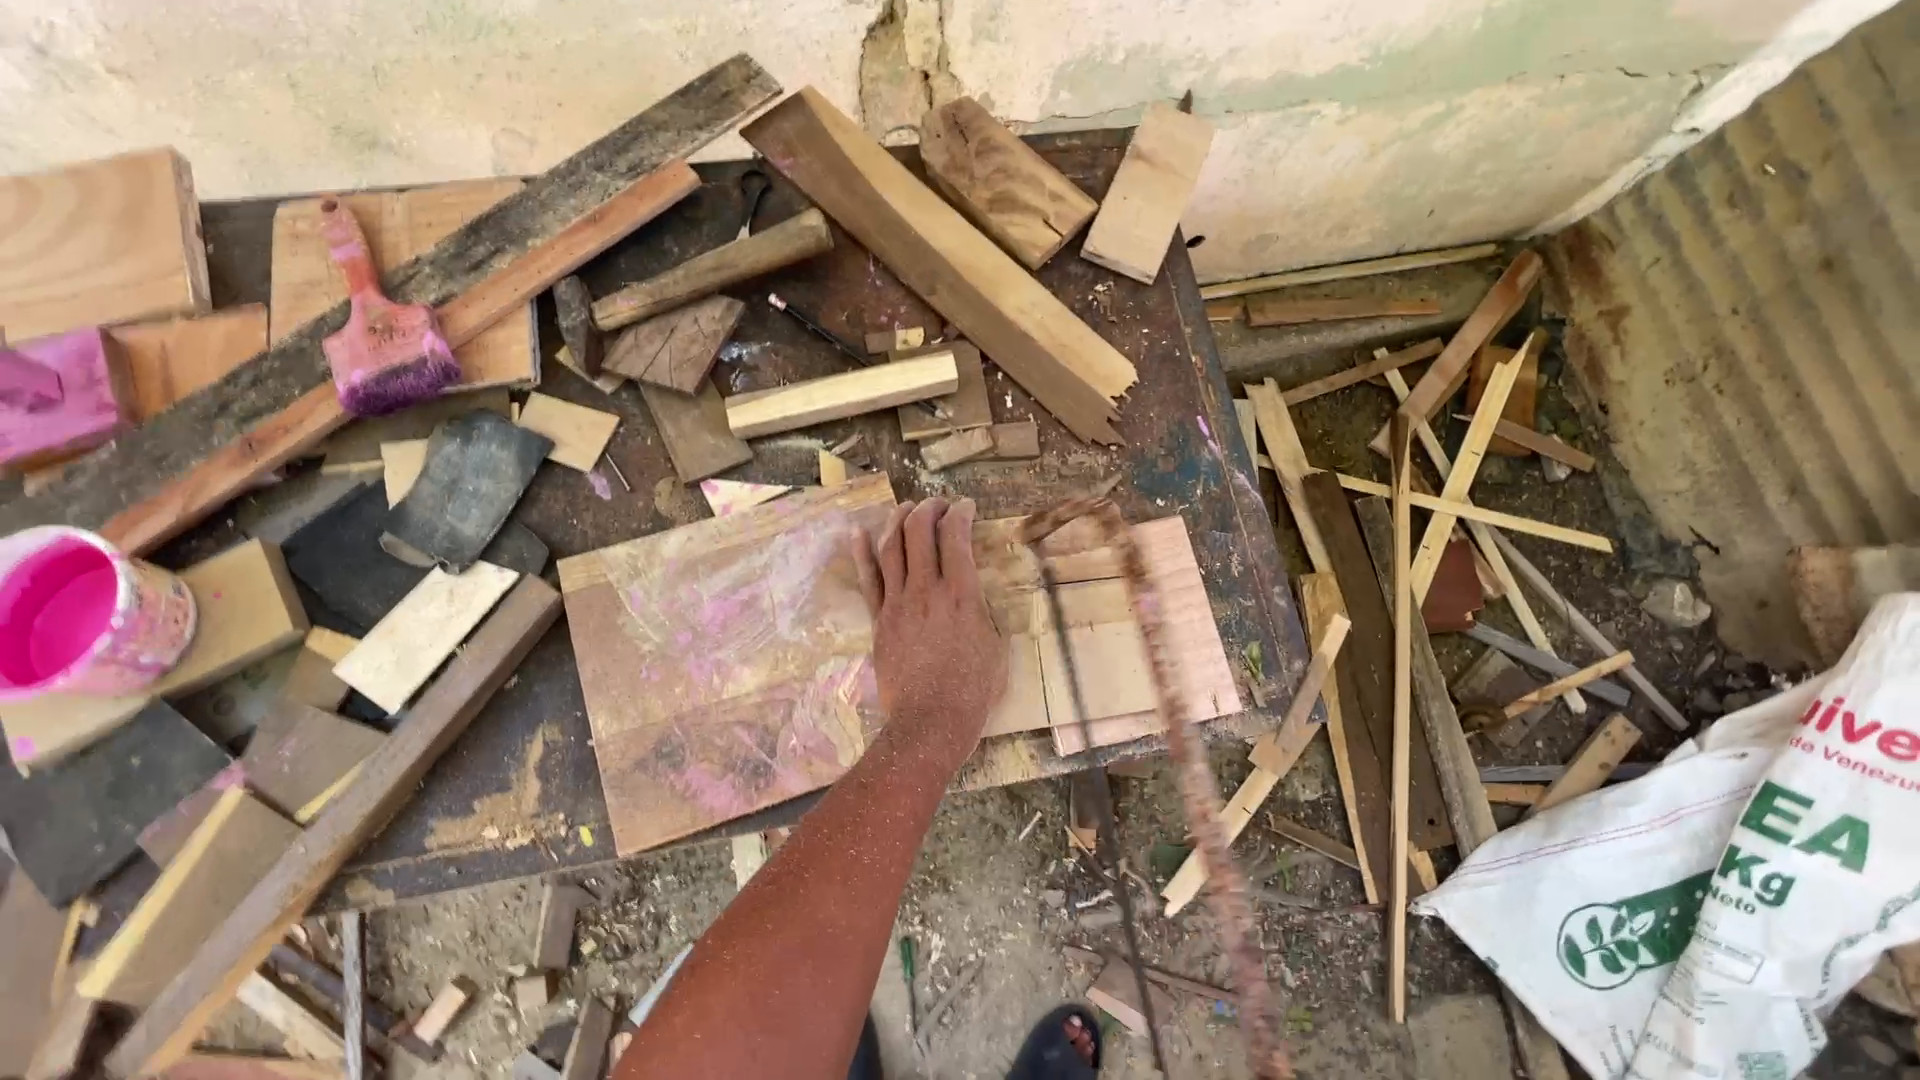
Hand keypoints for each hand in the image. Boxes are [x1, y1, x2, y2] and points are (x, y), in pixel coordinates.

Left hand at [852, 498, 1006, 759]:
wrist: (930, 721)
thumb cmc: (973, 691)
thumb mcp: (996, 646)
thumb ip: (983, 613)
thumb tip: (974, 597)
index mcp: (962, 594)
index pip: (957, 537)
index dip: (962, 514)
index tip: (967, 508)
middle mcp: (927, 590)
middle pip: (920, 533)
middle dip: (929, 509)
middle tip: (938, 505)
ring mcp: (898, 603)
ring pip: (892, 548)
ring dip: (898, 521)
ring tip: (905, 507)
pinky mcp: (879, 620)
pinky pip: (869, 580)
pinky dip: (863, 553)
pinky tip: (859, 533)